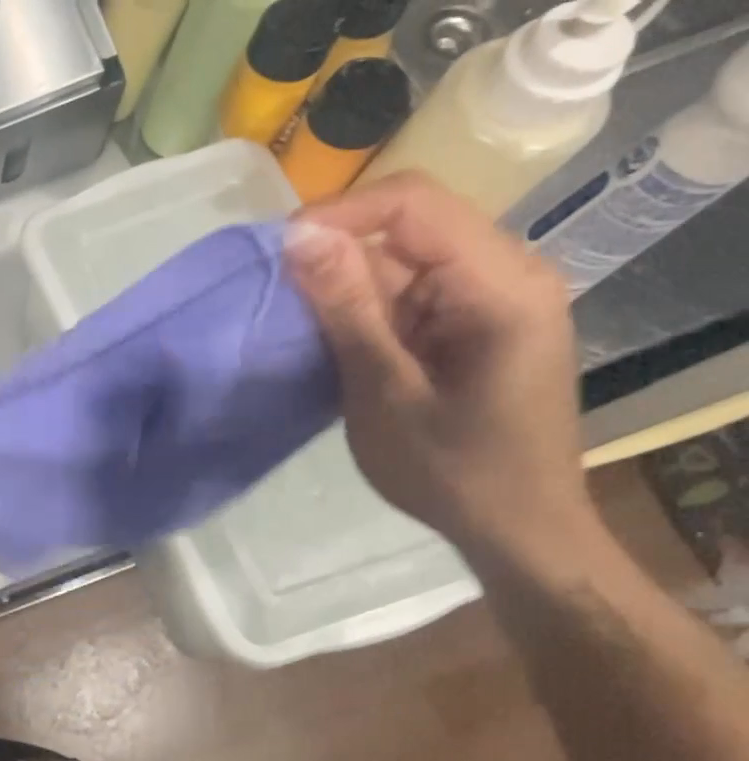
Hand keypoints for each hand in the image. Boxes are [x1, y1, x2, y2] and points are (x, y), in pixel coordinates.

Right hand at [286, 172, 594, 562]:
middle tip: (280, 300)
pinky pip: (418, 289)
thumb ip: (348, 309)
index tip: (275, 256)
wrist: (517, 525)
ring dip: (351, 286)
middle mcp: (510, 273)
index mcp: (500, 285)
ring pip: (409, 258)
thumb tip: (300, 238)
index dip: (338, 215)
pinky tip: (342, 344)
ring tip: (303, 329)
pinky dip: (371, 308)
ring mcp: (499, 296)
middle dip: (339, 253)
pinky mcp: (482, 320)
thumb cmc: (451, 469)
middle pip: (412, 225)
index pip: (413, 205)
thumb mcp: (385, 392)